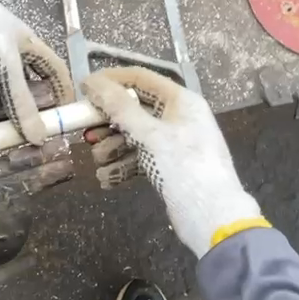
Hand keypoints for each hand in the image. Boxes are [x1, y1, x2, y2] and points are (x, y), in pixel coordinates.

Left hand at [0, 0, 73, 142]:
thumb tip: (39, 137)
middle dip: (39, 91)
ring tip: (15, 112)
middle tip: (40, 117)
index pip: (56, 67)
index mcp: (29, 40)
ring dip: (15, 90)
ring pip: (10, 70)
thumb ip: (21, 100)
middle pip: (33, 69)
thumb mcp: (6, 66)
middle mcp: (13, 39)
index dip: (64, 89)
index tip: (67, 114)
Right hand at [82, 67, 262, 256]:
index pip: (139, 78)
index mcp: (180, 100)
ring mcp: (175, 143)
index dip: (110, 80)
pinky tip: (107, 178)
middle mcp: (178, 117)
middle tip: (87, 131)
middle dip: (108, 121)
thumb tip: (92, 81)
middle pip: (134, 108)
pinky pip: (141, 157)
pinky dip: (124, 164)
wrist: (214, 221)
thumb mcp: (149, 135)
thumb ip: (119, 106)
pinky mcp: (171, 167)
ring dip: (113, 146)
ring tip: (98, 160)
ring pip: (135, 135)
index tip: (84, 89)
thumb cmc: (184, 168)